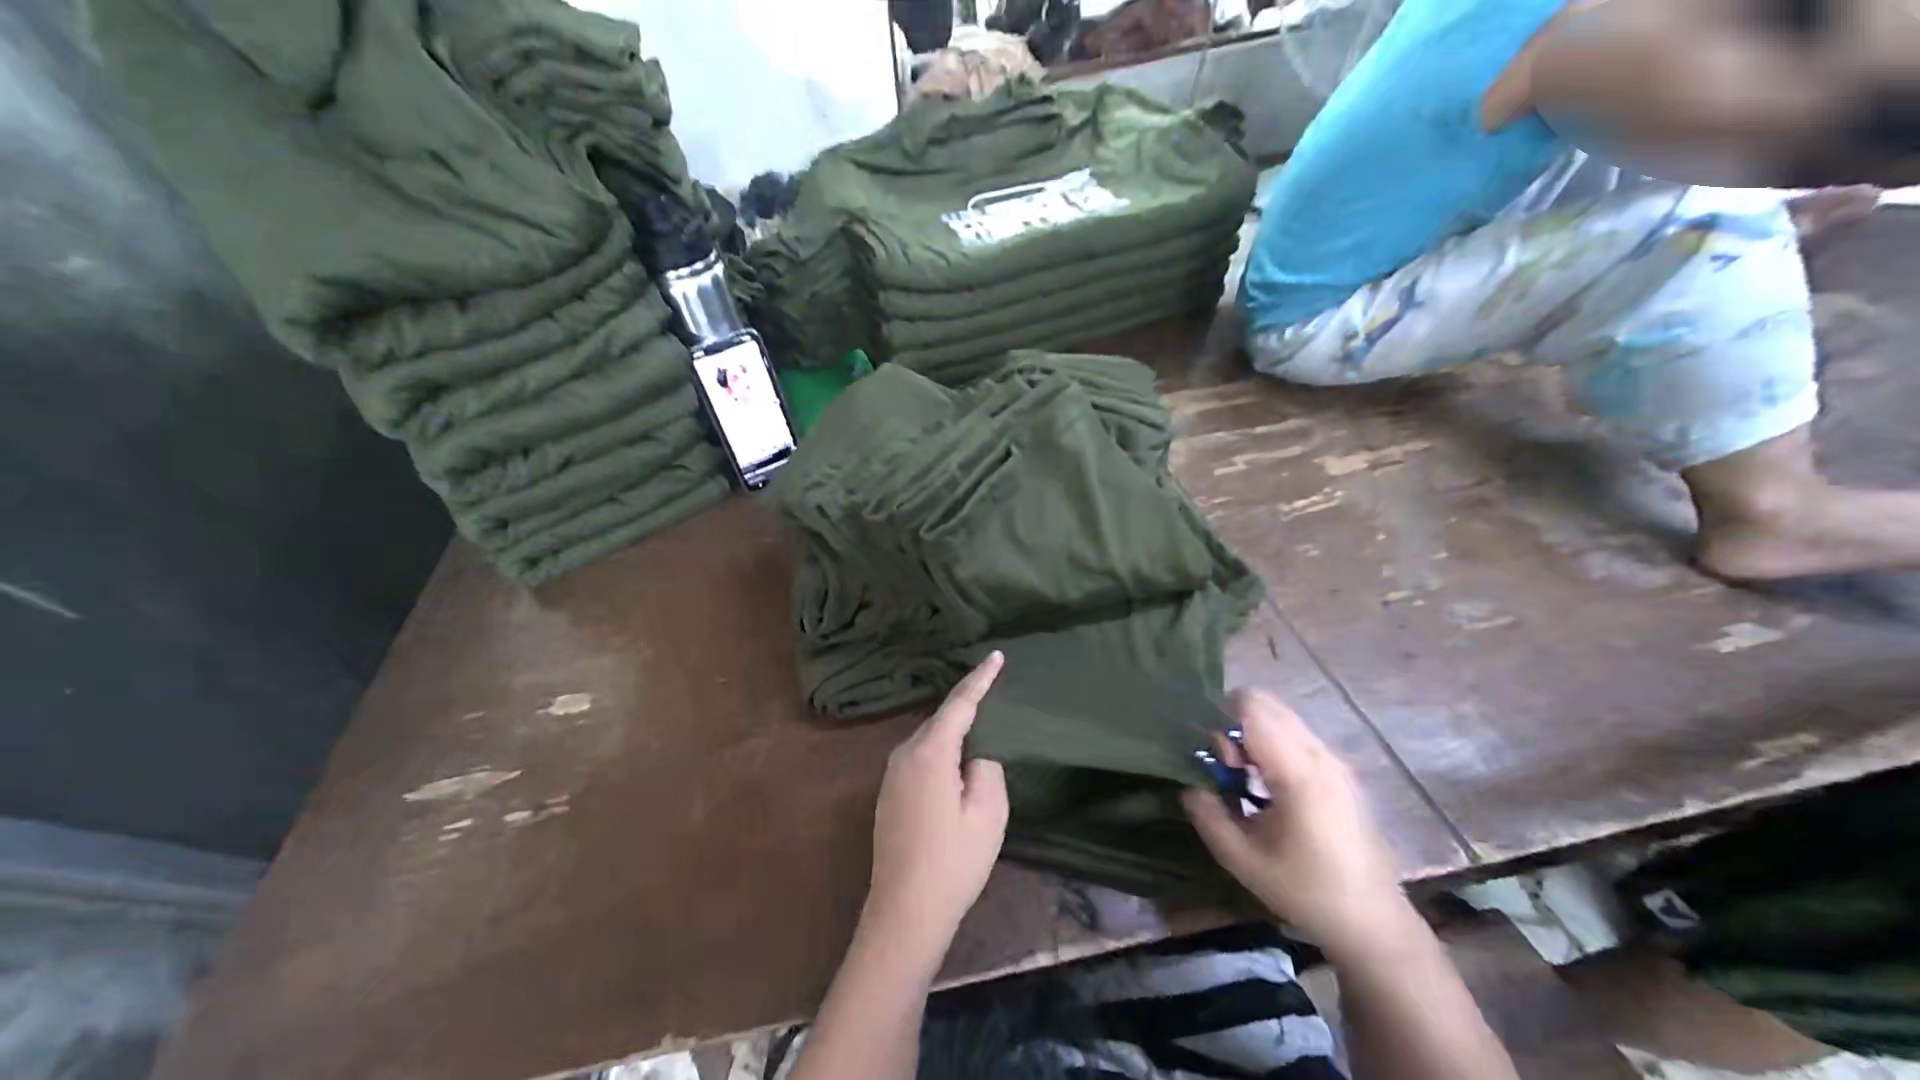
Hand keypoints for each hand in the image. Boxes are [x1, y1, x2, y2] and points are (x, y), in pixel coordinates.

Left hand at [865, 652, 1009, 946]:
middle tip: (996, 690)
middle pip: (942, 719)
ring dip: (955, 731)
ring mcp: (891, 775)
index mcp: (930, 752)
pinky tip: (957, 762)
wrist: (905, 912)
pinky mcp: (889, 794)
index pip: (960, 704)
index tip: (997, 655)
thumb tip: (975, 755)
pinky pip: (921, 758)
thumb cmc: (953, 862)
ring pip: (930, 739)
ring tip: (983, 723)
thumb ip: (986, 769)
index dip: (980, 678)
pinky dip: (942, 751)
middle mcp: (904, 754)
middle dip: (968, 704)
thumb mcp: (988, 813)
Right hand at [1182, 689, 1410, 956]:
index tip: (1215, 759)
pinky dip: (1271, 744)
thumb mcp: (1241, 859)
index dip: (1220, 720)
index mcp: (1298, 772)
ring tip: (1245, 778)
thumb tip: (1190, 782)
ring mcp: (1335, 760)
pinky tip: (1268, 786)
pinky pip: (1296, 734)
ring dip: (1253, 733)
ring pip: (1280, 716)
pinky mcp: (1341, 770)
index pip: (1252, 707)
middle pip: (1266, 703)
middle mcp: (1320, 754)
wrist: (1372, 921)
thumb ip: (1207, 813)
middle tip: (1227, 767)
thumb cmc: (1305, 891)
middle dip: (1234, 723)